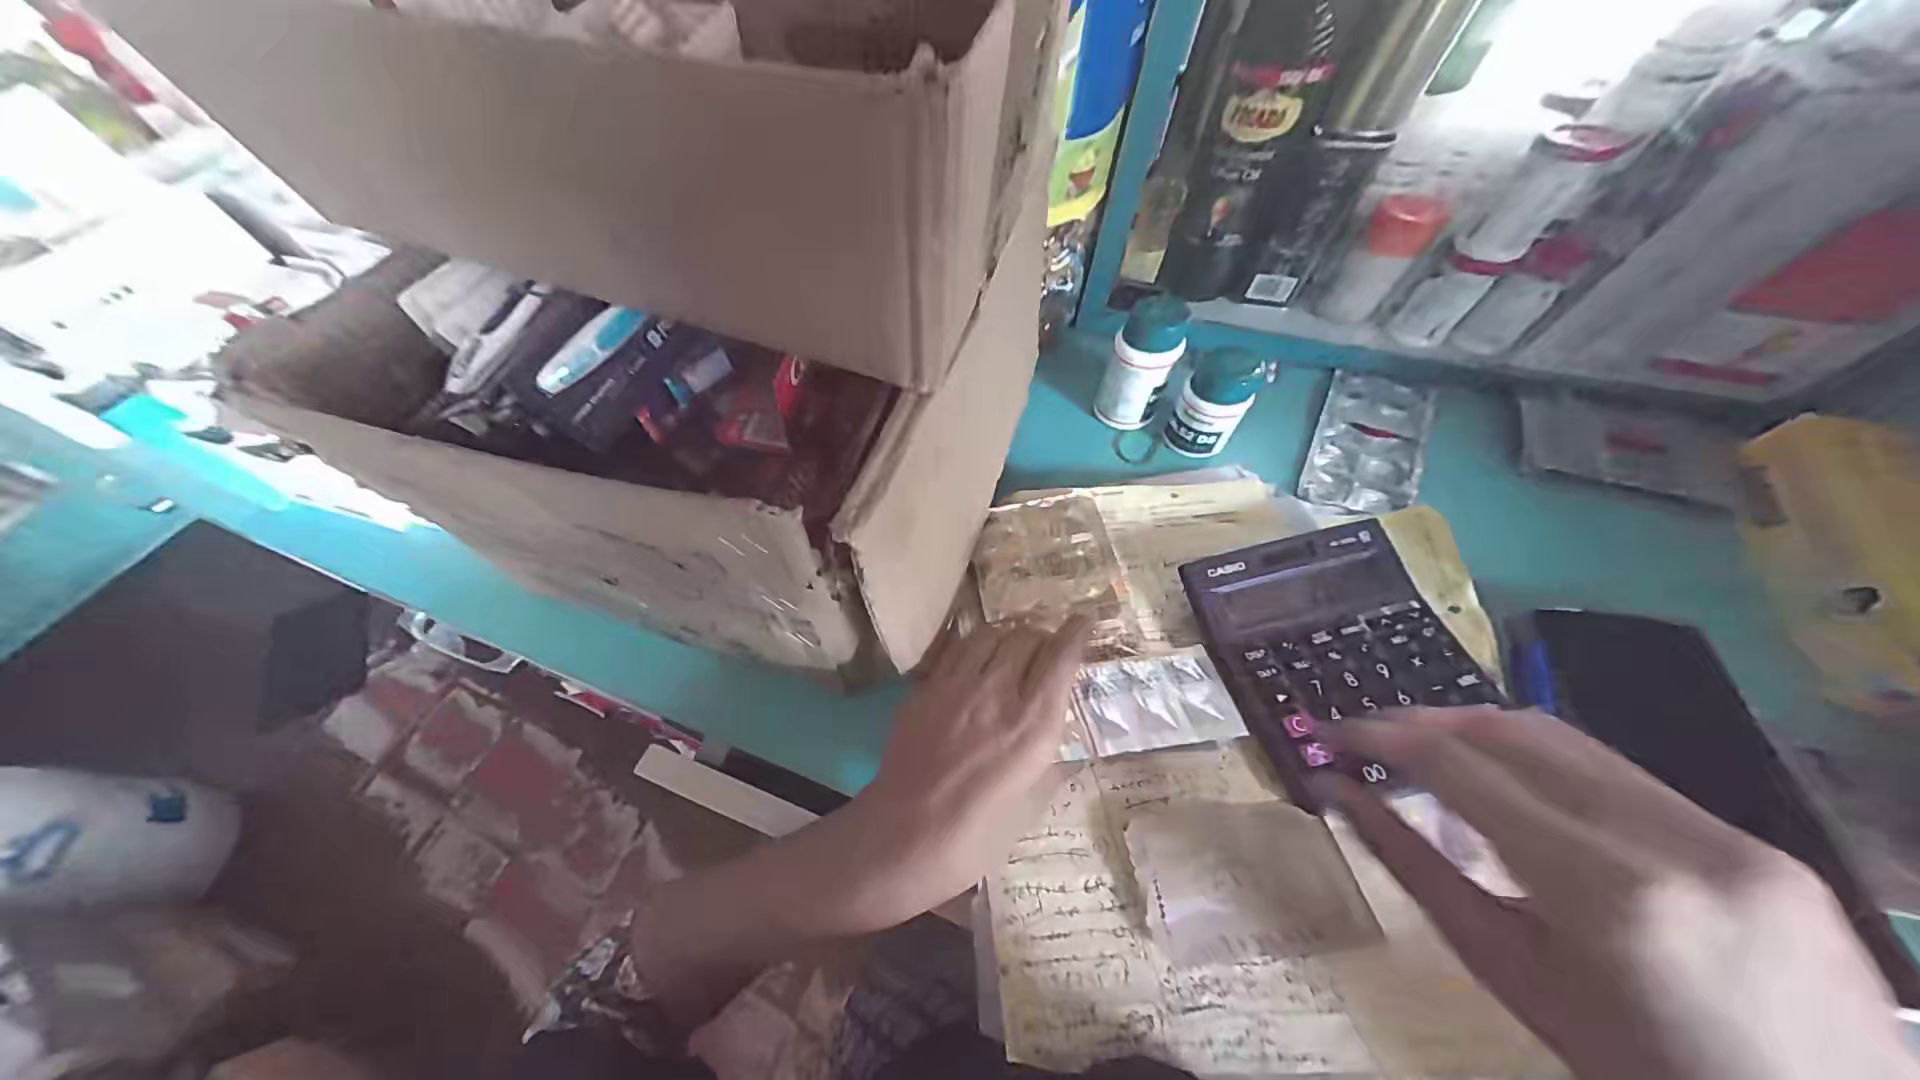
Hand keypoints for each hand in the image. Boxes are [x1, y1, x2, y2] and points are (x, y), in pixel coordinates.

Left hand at [843, 618, 1090, 925]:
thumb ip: (1049, 763)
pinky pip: (956, 649)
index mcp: (1034, 725)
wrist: (904, 834)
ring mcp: (958, 685)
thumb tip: (1061, 744)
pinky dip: (975, 646)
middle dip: (1041, 635)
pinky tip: (975, 659)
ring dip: (1007, 635)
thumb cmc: (976, 835)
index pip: (1061, 657)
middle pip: (1026, 636)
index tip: (1082, 621)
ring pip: (990, 633)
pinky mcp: (927, 687)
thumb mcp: (1030, 804)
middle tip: (1043, 645)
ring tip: (1009, 647)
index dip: (1076, 632)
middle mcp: (999, 693)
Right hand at [1319, 706, 1917, 1079]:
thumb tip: (1337, 792)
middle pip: (1510, 730)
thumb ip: (1412, 864)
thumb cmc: (1625, 1064)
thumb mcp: (1502, 966)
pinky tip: (1507, 782)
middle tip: (1367, 736)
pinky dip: (1539, 760)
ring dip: (1476, 730)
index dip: (1381, 737)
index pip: (1460, 767)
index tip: (1331, 733)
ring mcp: (1725, 834)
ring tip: (1424, 749)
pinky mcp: (1753, 839)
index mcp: (1602, 887)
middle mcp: (1671, 839)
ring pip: (1563, 736)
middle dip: (1423, 722)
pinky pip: (1615, 770)